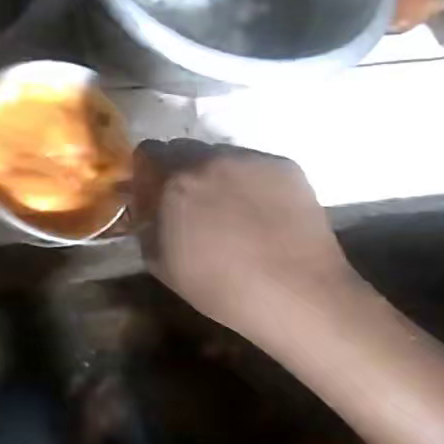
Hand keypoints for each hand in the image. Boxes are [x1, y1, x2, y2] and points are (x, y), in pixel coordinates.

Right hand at [131, 141, 365, 332]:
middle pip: (184, 149)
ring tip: (232, 210)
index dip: (148, 173)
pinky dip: (251, 182)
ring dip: (217, 175)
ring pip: (221, 156)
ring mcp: (252, 159)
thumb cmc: (220, 286)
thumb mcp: (160, 262)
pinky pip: (255, 165)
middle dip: (181, 171)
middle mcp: (211, 160)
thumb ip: (147, 224)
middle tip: (192, 204)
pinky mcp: (286, 167)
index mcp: (175, 182)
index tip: (154, 195)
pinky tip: (262, 213)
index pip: (148, 151)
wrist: (296, 294)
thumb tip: (150, 209)